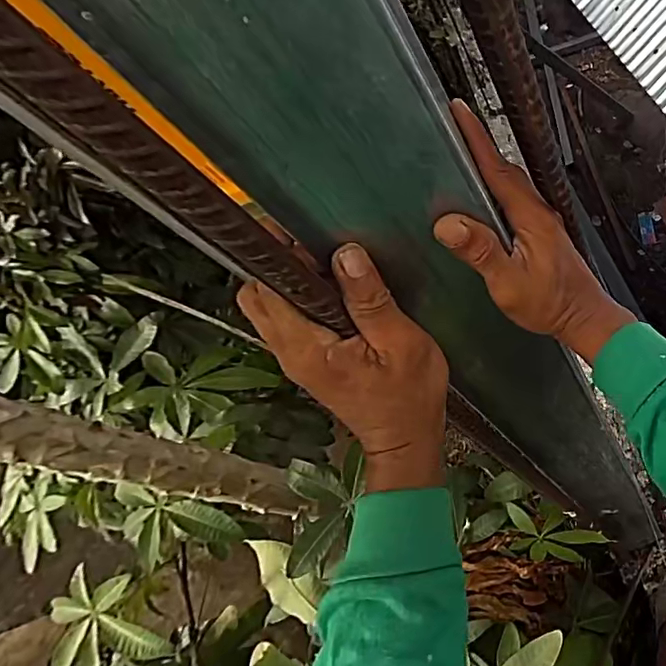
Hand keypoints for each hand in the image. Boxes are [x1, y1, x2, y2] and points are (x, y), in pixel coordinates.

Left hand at [237, 244, 447, 492]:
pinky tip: (336, 287)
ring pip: (271, 304)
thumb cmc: (408, 398)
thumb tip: (348, 255)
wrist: (406, 439)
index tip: (295, 227)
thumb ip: (371, 299)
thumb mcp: (401, 344)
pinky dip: (303, 295)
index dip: (274, 252)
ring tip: (329, 261)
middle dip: (278, 260)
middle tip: (314, 241)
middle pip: (257, 293)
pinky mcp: (308, 359)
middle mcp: (290, 352)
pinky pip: (290, 317)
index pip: (266, 287)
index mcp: (307, 347)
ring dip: (291, 278)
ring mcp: (296, 357)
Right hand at [434, 99, 634, 361]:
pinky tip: (486, 195)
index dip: (476, 139)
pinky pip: (515, 199)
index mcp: (531, 217)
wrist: (584, 317)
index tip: (460, 112)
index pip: (498, 169)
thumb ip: (481, 252)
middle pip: (504, 169)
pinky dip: (497, 186)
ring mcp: (542, 222)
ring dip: (489, 164)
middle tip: (456, 123)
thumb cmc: (553, 304)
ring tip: (465, 151)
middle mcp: (539, 213)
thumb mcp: (509, 282)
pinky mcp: (542, 232)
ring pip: (511, 183)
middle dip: (479, 143)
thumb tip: (449, 225)